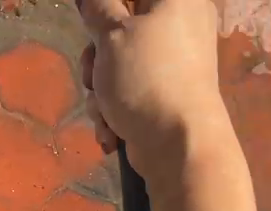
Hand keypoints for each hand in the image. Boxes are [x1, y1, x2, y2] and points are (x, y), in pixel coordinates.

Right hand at [77, 0, 233, 172]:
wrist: (175, 138)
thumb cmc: (144, 78)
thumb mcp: (112, 37)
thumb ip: (99, 10)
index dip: (104, 11)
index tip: (93, 31)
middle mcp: (177, 23)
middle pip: (119, 31)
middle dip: (96, 61)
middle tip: (94, 77)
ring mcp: (173, 60)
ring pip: (118, 67)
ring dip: (100, 94)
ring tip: (105, 112)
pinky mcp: (165, 91)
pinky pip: (129, 91)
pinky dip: (114, 111)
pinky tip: (113, 128)